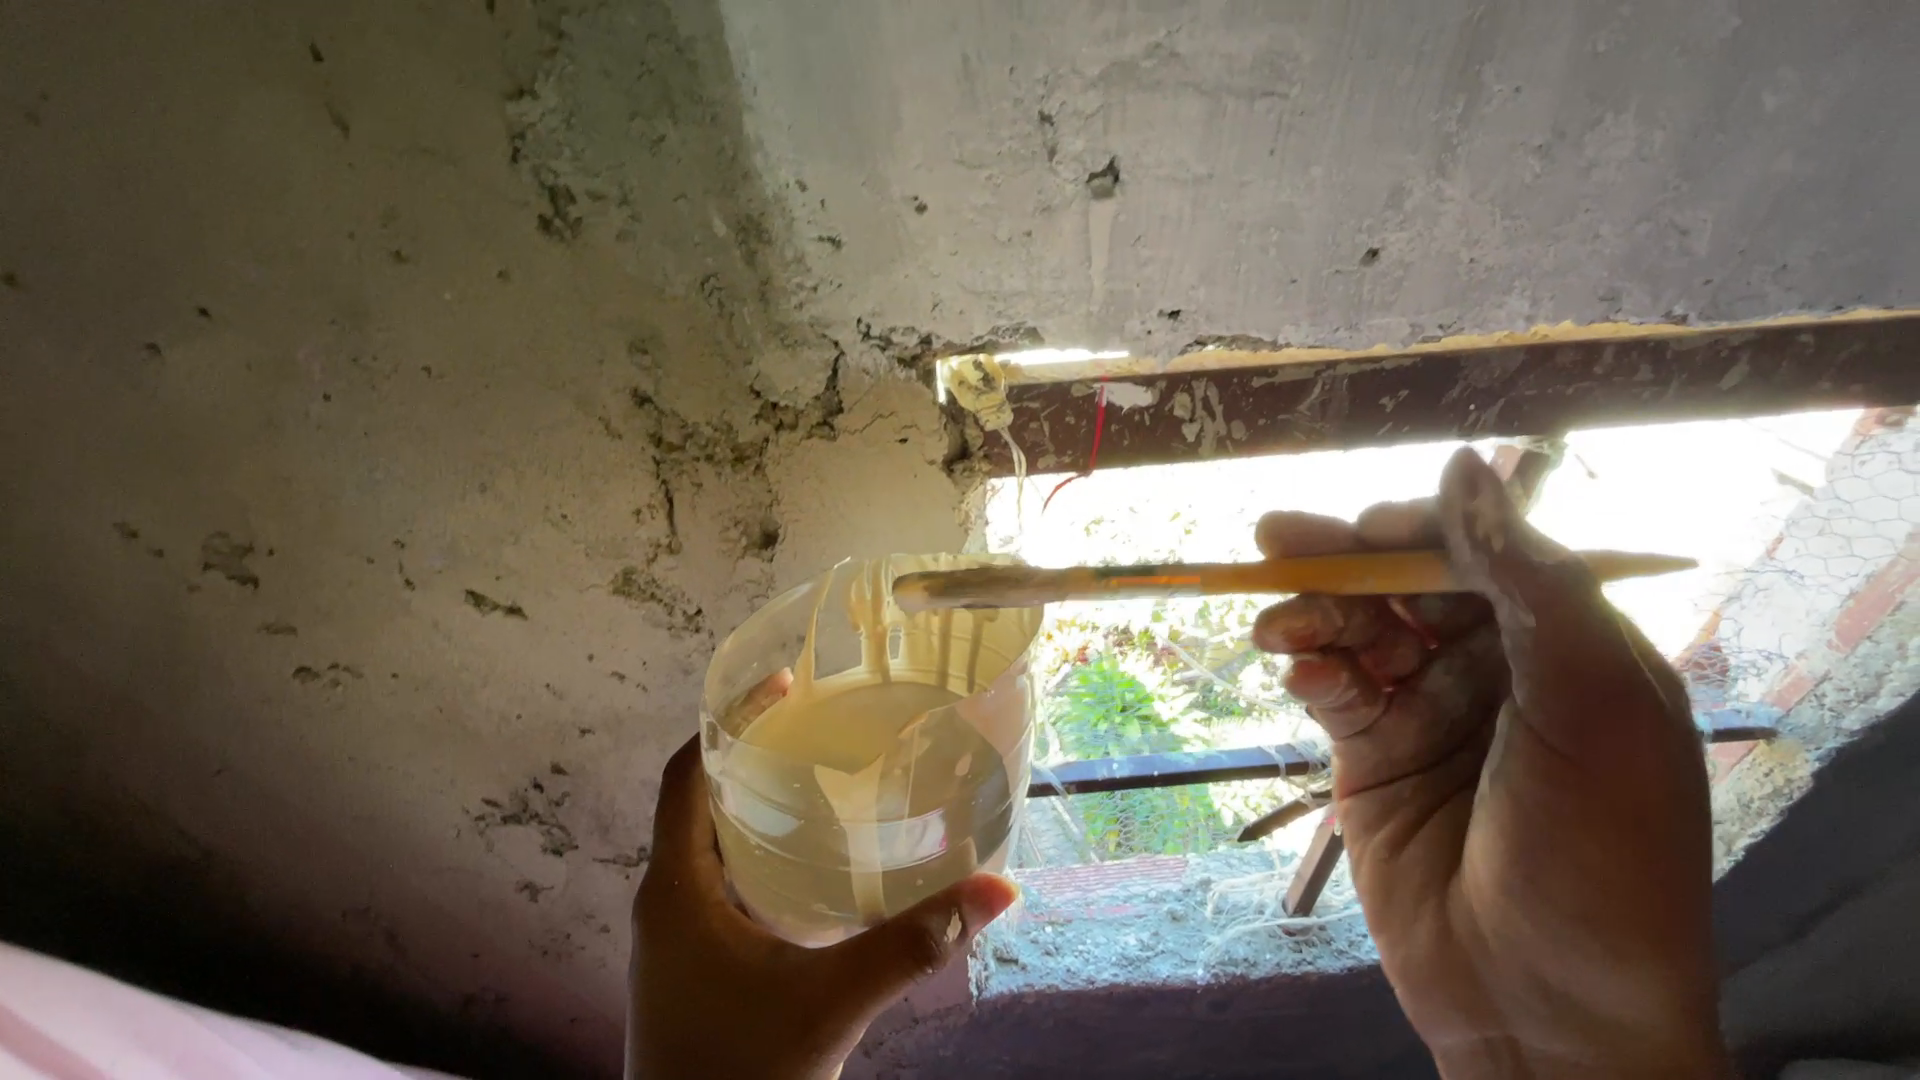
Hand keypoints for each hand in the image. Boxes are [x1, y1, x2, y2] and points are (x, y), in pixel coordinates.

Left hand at [628, 735, 1016, 1079]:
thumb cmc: (741, 1076)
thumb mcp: (832, 1004)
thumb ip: (912, 945)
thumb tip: (998, 888)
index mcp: (675, 889)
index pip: (686, 774)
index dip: (727, 721)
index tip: (785, 689)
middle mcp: (667, 901)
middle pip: (701, 798)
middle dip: (753, 755)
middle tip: (819, 727)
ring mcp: (677, 935)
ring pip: (712, 841)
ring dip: (756, 804)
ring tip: (823, 779)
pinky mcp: (695, 962)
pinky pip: (723, 879)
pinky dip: (761, 851)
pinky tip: (814, 862)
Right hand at [1252, 448, 1731, 1078]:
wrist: (1539, 1002)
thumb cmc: (1595, 851)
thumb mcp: (1588, 708)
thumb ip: (1529, 582)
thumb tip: (1467, 464)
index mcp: (1562, 647)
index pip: (1483, 555)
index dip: (1424, 531)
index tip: (1370, 529)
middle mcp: (1489, 668)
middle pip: (1402, 586)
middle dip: (1342, 561)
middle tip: (1276, 539)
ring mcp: (1425, 710)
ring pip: (1354, 632)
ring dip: (1311, 618)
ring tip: (1276, 627)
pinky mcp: (1371, 752)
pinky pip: (1331, 690)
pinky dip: (1310, 674)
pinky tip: (1298, 676)